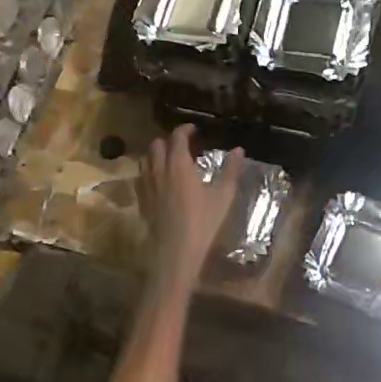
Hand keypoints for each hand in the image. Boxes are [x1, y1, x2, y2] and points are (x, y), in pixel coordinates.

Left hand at [144, 125, 244, 291]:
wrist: (175, 251)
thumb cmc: (203, 223)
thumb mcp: (223, 196)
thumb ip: (231, 170)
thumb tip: (239, 150)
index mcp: (179, 164)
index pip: (177, 137)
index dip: (185, 129)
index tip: (195, 130)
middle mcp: (159, 170)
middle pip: (157, 144)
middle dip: (169, 140)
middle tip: (184, 146)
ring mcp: (147, 185)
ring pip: (146, 159)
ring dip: (157, 154)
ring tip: (170, 161)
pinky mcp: (141, 199)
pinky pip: (141, 176)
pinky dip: (150, 171)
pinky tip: (160, 181)